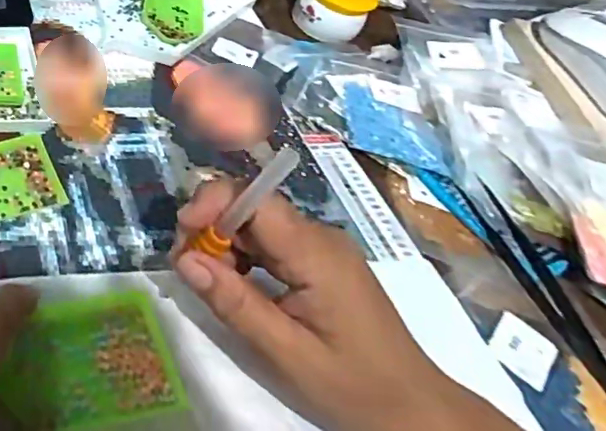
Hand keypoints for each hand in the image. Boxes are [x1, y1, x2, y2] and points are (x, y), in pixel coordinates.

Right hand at [172, 181, 518, 430]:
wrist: (422, 415)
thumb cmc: (356, 387)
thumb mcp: (288, 354)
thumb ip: (235, 303)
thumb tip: (183, 260)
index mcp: (314, 251)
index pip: (254, 196)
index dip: (212, 203)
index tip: (184, 233)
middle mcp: (317, 235)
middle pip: (250, 206)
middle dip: (210, 226)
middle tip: (188, 265)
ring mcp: (320, 246)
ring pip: (256, 222)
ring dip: (224, 242)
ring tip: (209, 280)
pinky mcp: (319, 259)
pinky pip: (270, 240)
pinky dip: (243, 255)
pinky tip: (237, 284)